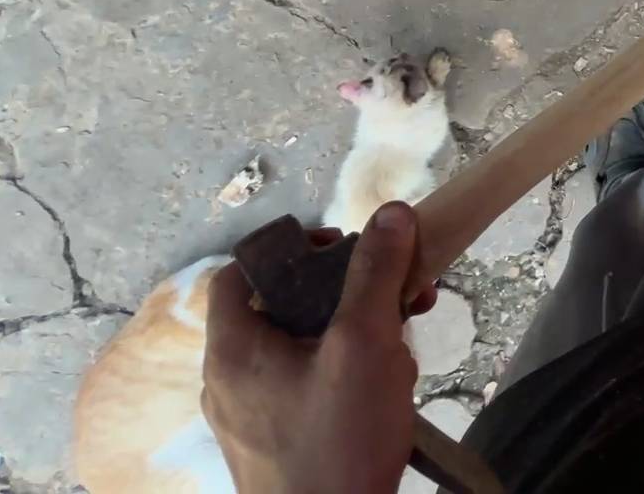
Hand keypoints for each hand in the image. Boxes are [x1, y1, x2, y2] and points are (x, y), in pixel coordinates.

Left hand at [204, 203, 437, 493]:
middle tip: (402, 289)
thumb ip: (376, 273)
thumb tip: (391, 210)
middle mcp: (236, 376)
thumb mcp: (365, 341)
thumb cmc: (340, 433)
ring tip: (408, 335)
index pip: (240, 272)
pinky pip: (317, 373)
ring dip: (364, 322)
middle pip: (288, 301)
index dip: (293, 247)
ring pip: (310, 337)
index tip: (349, 249)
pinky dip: (356, 359)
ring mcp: (258, 408)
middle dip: (354, 286)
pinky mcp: (285, 431)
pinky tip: (393, 376)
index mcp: (237, 350)